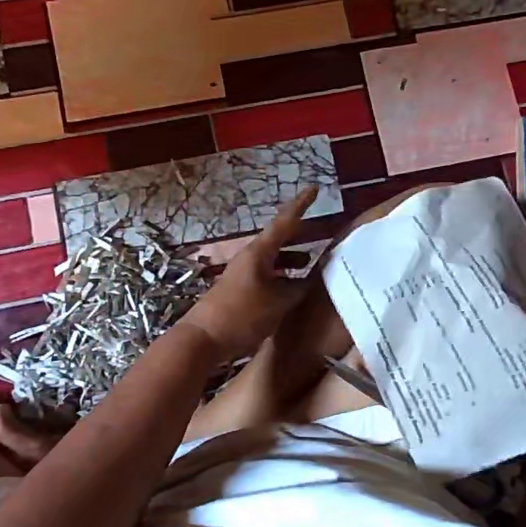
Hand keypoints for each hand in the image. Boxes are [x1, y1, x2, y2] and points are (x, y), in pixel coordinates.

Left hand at [179, 188, 319, 360]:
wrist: (204, 338)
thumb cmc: (242, 315)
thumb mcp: (278, 302)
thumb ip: (298, 288)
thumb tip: (312, 279)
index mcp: (259, 252)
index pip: (284, 222)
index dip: (301, 205)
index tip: (315, 188)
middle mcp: (250, 257)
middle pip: (278, 239)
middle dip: (299, 236)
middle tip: (321, 232)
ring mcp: (242, 274)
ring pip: (272, 259)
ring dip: (291, 259)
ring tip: (312, 263)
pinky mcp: (239, 290)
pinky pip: (266, 274)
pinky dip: (282, 276)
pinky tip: (291, 288)